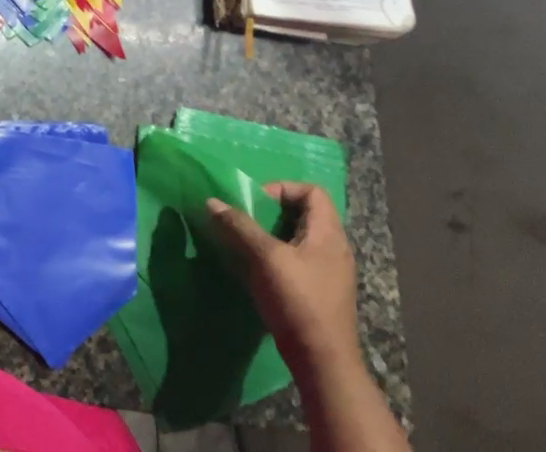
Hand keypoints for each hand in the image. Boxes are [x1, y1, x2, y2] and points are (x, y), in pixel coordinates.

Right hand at [207, 182, 361, 372]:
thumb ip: (239, 226)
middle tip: (244, 220)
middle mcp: (334, 248)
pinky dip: (274, 253)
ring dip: (269, 232)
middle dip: (270, 211)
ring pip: (297, 236)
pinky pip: (296, 256)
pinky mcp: (318, 287)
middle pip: (304, 213)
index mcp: (329, 235)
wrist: (322, 357)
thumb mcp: (265, 257)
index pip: (313, 192)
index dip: (282, 189)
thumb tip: (212, 201)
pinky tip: (255, 266)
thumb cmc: (297, 300)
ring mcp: (328, 270)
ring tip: (244, 241)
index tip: (255, 203)